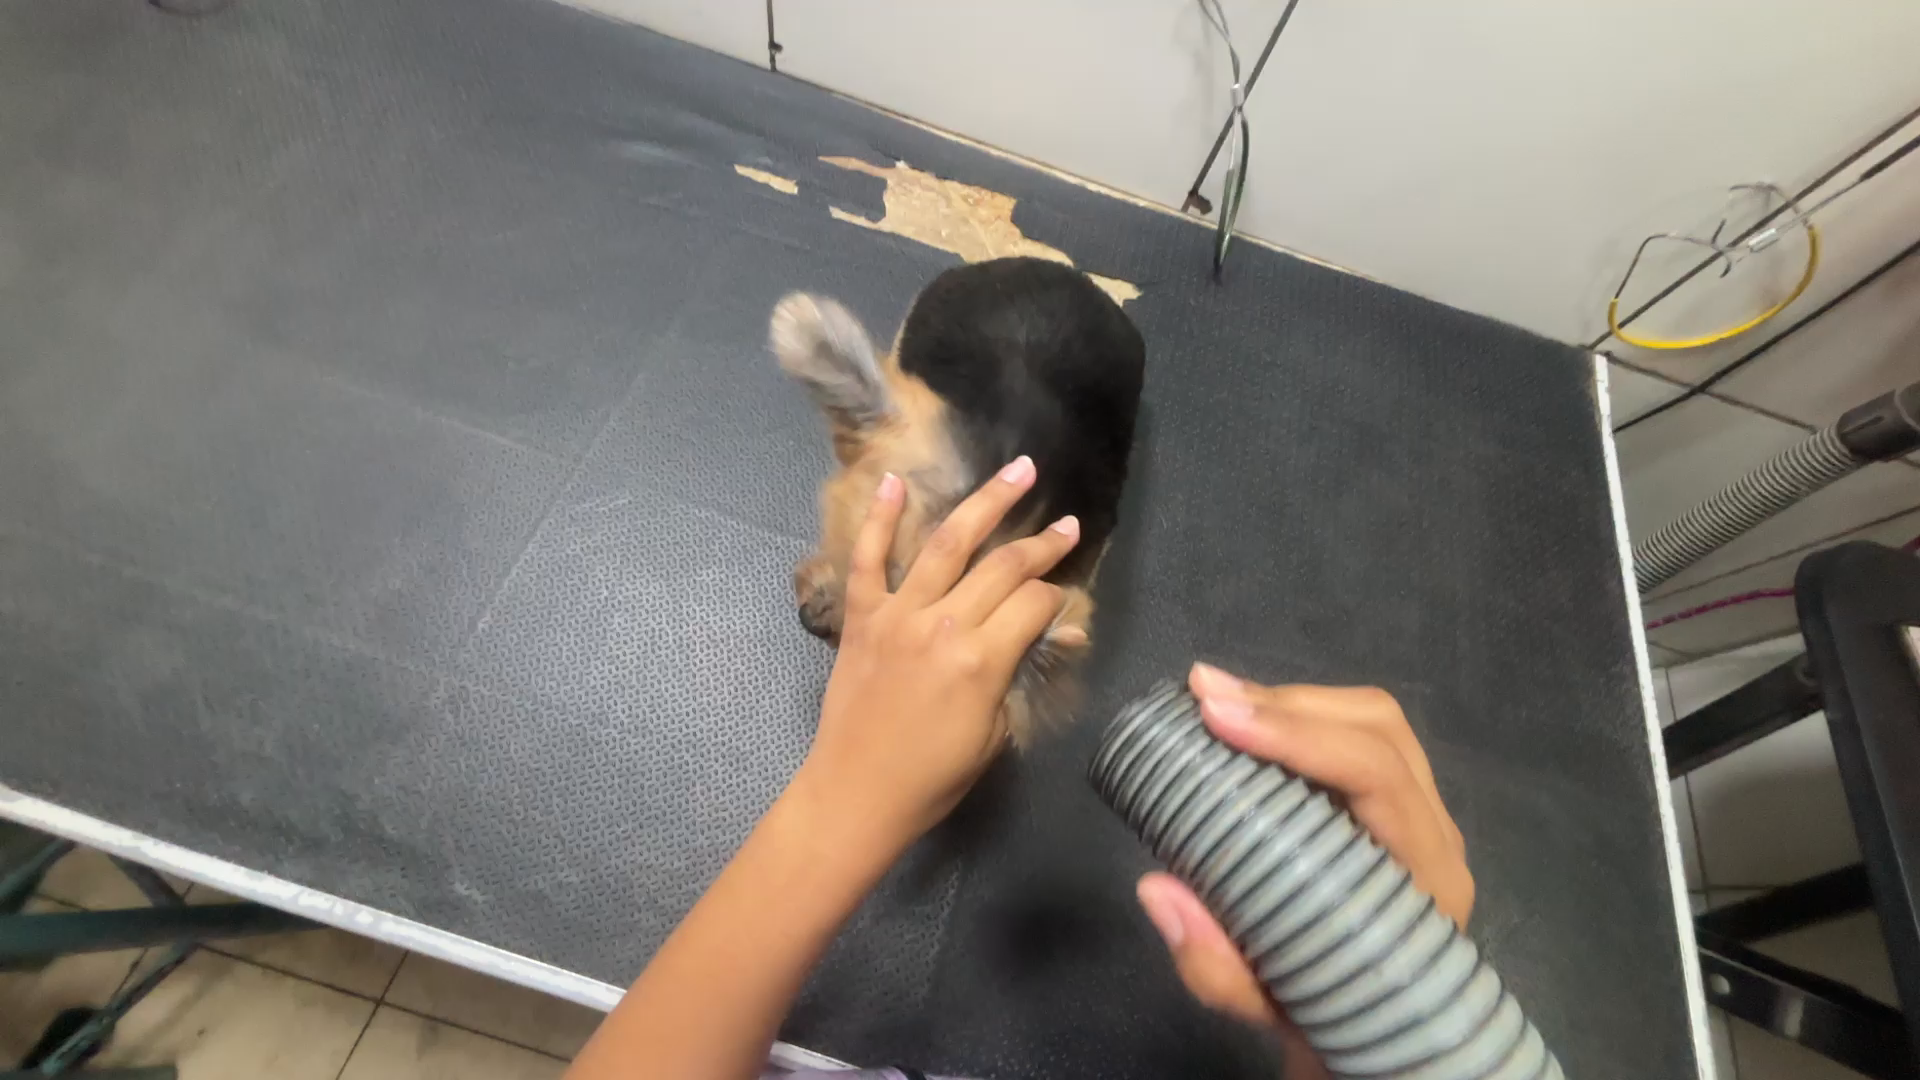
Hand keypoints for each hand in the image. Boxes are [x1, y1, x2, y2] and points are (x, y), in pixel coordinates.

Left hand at [791, 455, 1079, 856]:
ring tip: (1019, 471)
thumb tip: (1049, 631)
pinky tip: (894, 480)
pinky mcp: (861, 615)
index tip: (1064, 591)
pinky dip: (880, 518)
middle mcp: (943, 623)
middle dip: (1042, 542)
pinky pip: (869, 559)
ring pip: (948, 543)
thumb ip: (1018, 673)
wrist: (855, 795)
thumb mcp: (994, 733)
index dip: (1057, 594)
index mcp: (982, 660)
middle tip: (1067, 522)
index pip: (1034, 603)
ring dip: (987, 502)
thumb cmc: (932, 778)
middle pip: (1003, 566)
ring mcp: (898, 613)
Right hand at [1134, 664, 1472, 1077]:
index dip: (1294, 735)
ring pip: (1369, 717)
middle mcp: (1430, 833)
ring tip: (1214, 698)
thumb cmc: (1326, 1011)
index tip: (1214, 716)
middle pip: (1376, 728)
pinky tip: (1239, 715)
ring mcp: (1415, 810)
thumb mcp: (1269, 1007)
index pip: (1375, 774)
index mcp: (1421, 881)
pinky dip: (1290, 710)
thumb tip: (1153, 889)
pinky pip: (1351, 729)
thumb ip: (1217, 967)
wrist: (1374, 1028)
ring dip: (1286, 698)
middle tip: (1201, 695)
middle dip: (1283, 703)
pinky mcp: (1388, 798)